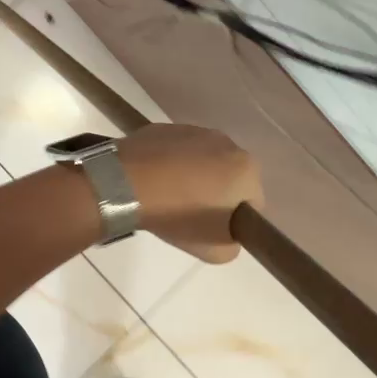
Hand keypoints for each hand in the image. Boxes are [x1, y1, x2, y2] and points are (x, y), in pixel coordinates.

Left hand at [119, 124, 259, 263]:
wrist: (125, 181)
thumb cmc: (178, 215)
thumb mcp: (218, 250)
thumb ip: (234, 242)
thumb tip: (227, 230)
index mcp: (246, 168)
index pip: (252, 203)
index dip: (235, 221)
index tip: (212, 229)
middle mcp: (225, 141)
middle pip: (228, 176)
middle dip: (215, 193)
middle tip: (190, 213)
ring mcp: (192, 129)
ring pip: (202, 161)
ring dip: (192, 176)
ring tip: (167, 195)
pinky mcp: (163, 127)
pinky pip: (175, 151)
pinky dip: (169, 163)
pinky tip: (153, 179)